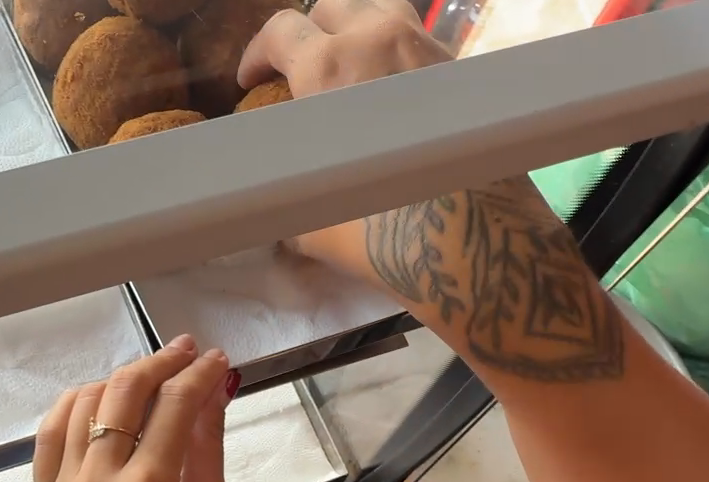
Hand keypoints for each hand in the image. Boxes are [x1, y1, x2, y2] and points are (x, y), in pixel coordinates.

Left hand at [33, 336, 234, 481]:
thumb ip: (207, 447)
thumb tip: (215, 390)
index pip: (174, 407)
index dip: (199, 374)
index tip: (216, 359)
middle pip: (123, 394)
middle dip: (160, 364)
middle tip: (186, 353)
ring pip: (82, 405)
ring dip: (117, 382)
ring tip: (146, 380)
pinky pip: (49, 436)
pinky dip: (74, 408)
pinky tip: (98, 400)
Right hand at [238, 0, 457, 307]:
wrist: (458, 232)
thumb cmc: (371, 224)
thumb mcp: (305, 220)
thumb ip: (284, 198)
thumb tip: (277, 205)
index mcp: (327, 68)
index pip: (281, 30)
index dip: (257, 53)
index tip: (250, 80)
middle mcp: (376, 38)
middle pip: (331, 7)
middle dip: (307, 36)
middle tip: (298, 72)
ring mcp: (422, 45)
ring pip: (379, 9)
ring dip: (354, 31)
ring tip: (347, 68)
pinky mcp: (457, 65)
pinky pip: (414, 39)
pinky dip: (391, 53)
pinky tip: (387, 93)